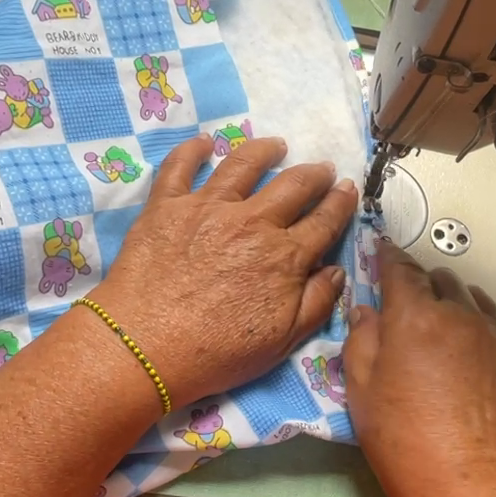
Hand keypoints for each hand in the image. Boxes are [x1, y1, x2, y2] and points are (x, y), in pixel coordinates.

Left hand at [91, 136, 353, 404]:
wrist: (146, 348)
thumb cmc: (218, 353)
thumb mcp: (281, 342)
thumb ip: (316, 303)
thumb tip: (336, 270)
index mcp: (284, 257)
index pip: (323, 222)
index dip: (340, 203)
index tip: (348, 189)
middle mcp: (252, 222)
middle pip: (292, 186)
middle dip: (314, 174)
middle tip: (323, 168)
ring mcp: (208, 208)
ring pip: (243, 164)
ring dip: (264, 151)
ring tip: (276, 146)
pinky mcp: (166, 206)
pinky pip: (181, 166)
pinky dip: (193, 150)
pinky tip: (204, 142)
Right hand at [343, 241, 495, 496]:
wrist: (459, 478)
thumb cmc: (398, 436)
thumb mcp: (360, 386)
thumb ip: (362, 337)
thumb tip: (368, 310)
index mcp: (414, 314)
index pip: (400, 268)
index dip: (388, 258)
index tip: (382, 254)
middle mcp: (458, 312)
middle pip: (440, 277)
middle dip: (421, 284)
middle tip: (406, 308)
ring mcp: (493, 332)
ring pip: (473, 295)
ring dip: (454, 301)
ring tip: (441, 326)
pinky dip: (489, 322)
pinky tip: (478, 340)